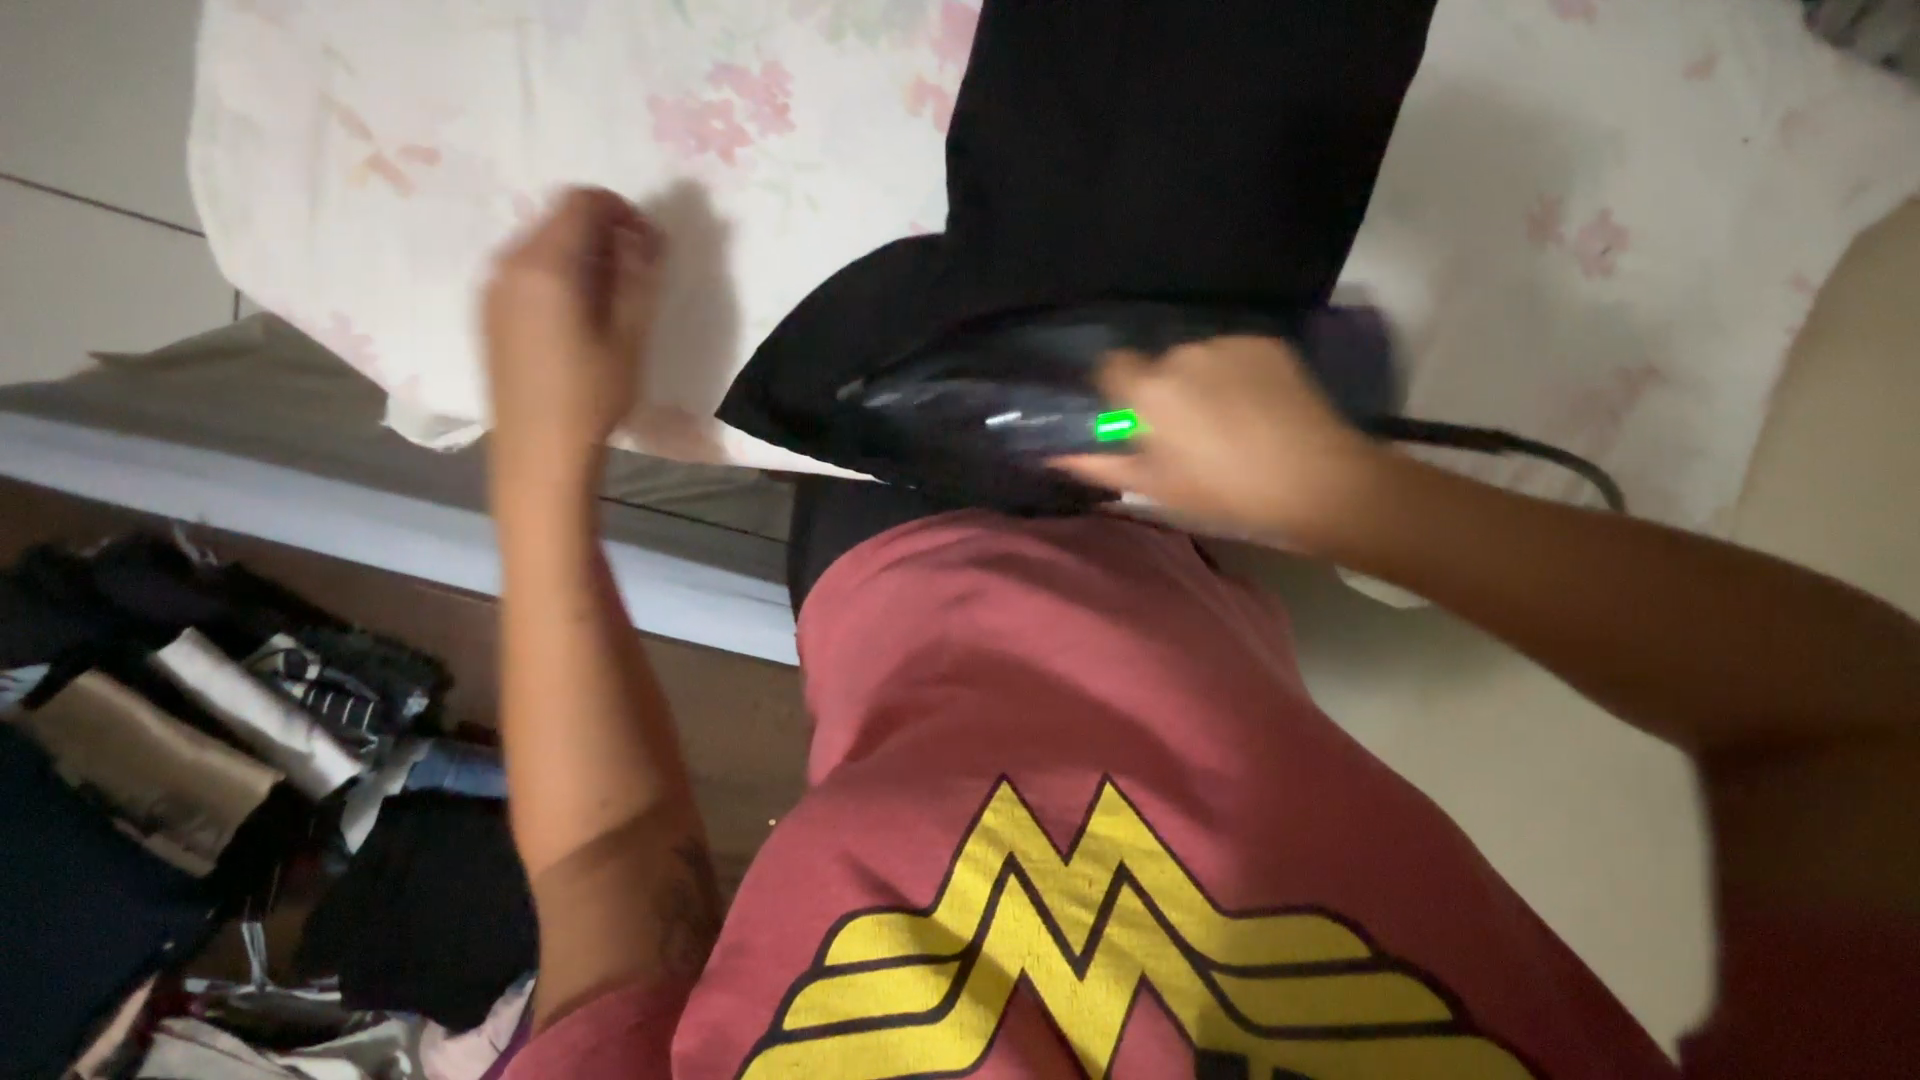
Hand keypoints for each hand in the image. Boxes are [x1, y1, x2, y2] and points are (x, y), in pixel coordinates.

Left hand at [483, 186, 665, 476]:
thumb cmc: (592, 397)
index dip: (624, 211)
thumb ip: (638, 276)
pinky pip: (527, 271)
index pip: (583, 201)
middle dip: (605, 233)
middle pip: (559, 218)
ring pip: (543, 244)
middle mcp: (508, 263)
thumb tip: (645, 236)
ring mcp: (492, 287)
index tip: (651, 244)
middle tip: (639, 273)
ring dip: (583, 255)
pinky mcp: (488, 311)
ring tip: (613, 299)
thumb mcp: (630, 336)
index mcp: (545, 265)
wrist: (538, 452)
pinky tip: (580, 317)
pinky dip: (559, 275)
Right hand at [1051, 335, 1385, 547]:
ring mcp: (1227, 344)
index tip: (1131, 419)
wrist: (1318, 481)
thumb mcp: (1156, 489)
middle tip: (1185, 432)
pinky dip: (1235, 375)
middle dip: (1161, 390)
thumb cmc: (1226, 493)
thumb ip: (1099, 466)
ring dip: (1199, 382)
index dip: (1116, 392)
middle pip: (1155, 364)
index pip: (1109, 367)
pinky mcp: (1265, 343)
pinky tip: (1256, 408)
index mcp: (1148, 390)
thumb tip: (1054, 455)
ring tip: (1228, 421)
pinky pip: (1233, 354)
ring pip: (1196, 359)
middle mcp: (1182, 354)